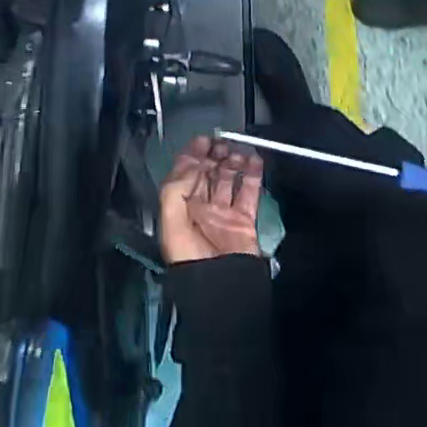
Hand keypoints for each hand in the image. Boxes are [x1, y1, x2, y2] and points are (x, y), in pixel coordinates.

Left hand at [159, 135, 264, 264]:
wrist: (222, 287)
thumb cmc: (192, 254)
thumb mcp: (171, 221)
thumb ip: (176, 188)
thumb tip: (193, 164)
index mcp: (181, 207)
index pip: (186, 174)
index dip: (193, 155)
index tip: (204, 140)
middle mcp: (202, 207)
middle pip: (208, 173)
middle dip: (214, 155)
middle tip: (223, 142)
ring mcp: (224, 212)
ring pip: (229, 179)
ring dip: (233, 161)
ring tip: (238, 149)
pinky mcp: (244, 219)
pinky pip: (249, 191)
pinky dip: (253, 174)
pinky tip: (255, 160)